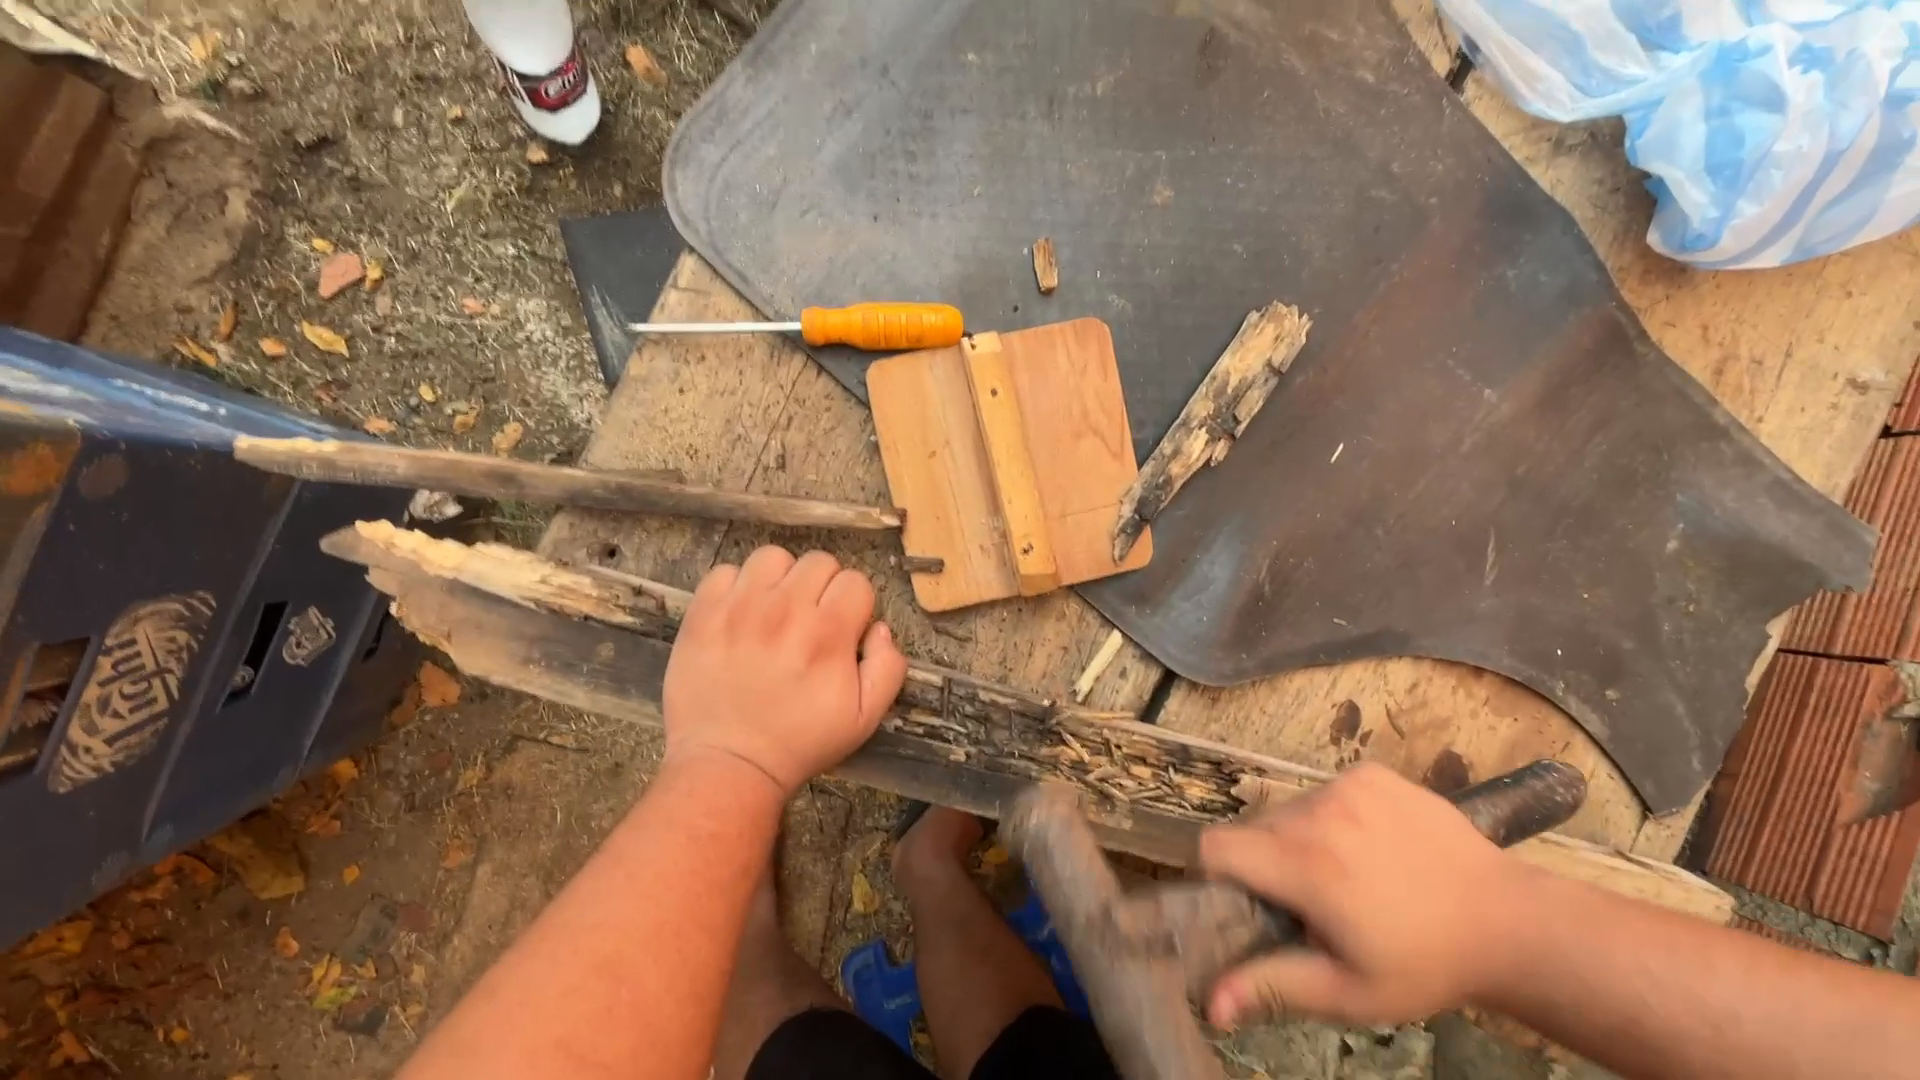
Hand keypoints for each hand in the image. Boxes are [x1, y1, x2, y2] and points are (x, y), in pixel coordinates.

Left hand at [662, 546, 907, 796]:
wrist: (729, 764)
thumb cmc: (800, 742)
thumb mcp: (864, 719)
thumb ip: (888, 668)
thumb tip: (880, 629)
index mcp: (828, 633)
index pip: (856, 581)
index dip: (855, 605)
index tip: (843, 630)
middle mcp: (786, 609)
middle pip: (819, 562)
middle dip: (822, 588)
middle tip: (810, 621)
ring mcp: (740, 607)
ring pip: (773, 557)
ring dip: (780, 579)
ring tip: (774, 610)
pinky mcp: (704, 613)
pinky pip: (726, 571)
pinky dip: (737, 587)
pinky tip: (740, 614)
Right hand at [1197, 763, 1534, 1028]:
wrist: (1510, 923)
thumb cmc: (1424, 965)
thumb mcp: (1348, 992)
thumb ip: (1273, 986)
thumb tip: (1210, 1005)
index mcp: (1306, 866)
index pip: (1216, 846)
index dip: (1218, 876)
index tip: (1252, 903)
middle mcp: (1318, 813)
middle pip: (1252, 828)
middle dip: (1265, 862)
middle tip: (1309, 901)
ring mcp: (1347, 787)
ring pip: (1287, 810)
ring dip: (1297, 839)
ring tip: (1345, 874)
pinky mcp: (1371, 773)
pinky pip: (1323, 792)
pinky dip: (1332, 817)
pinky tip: (1370, 846)